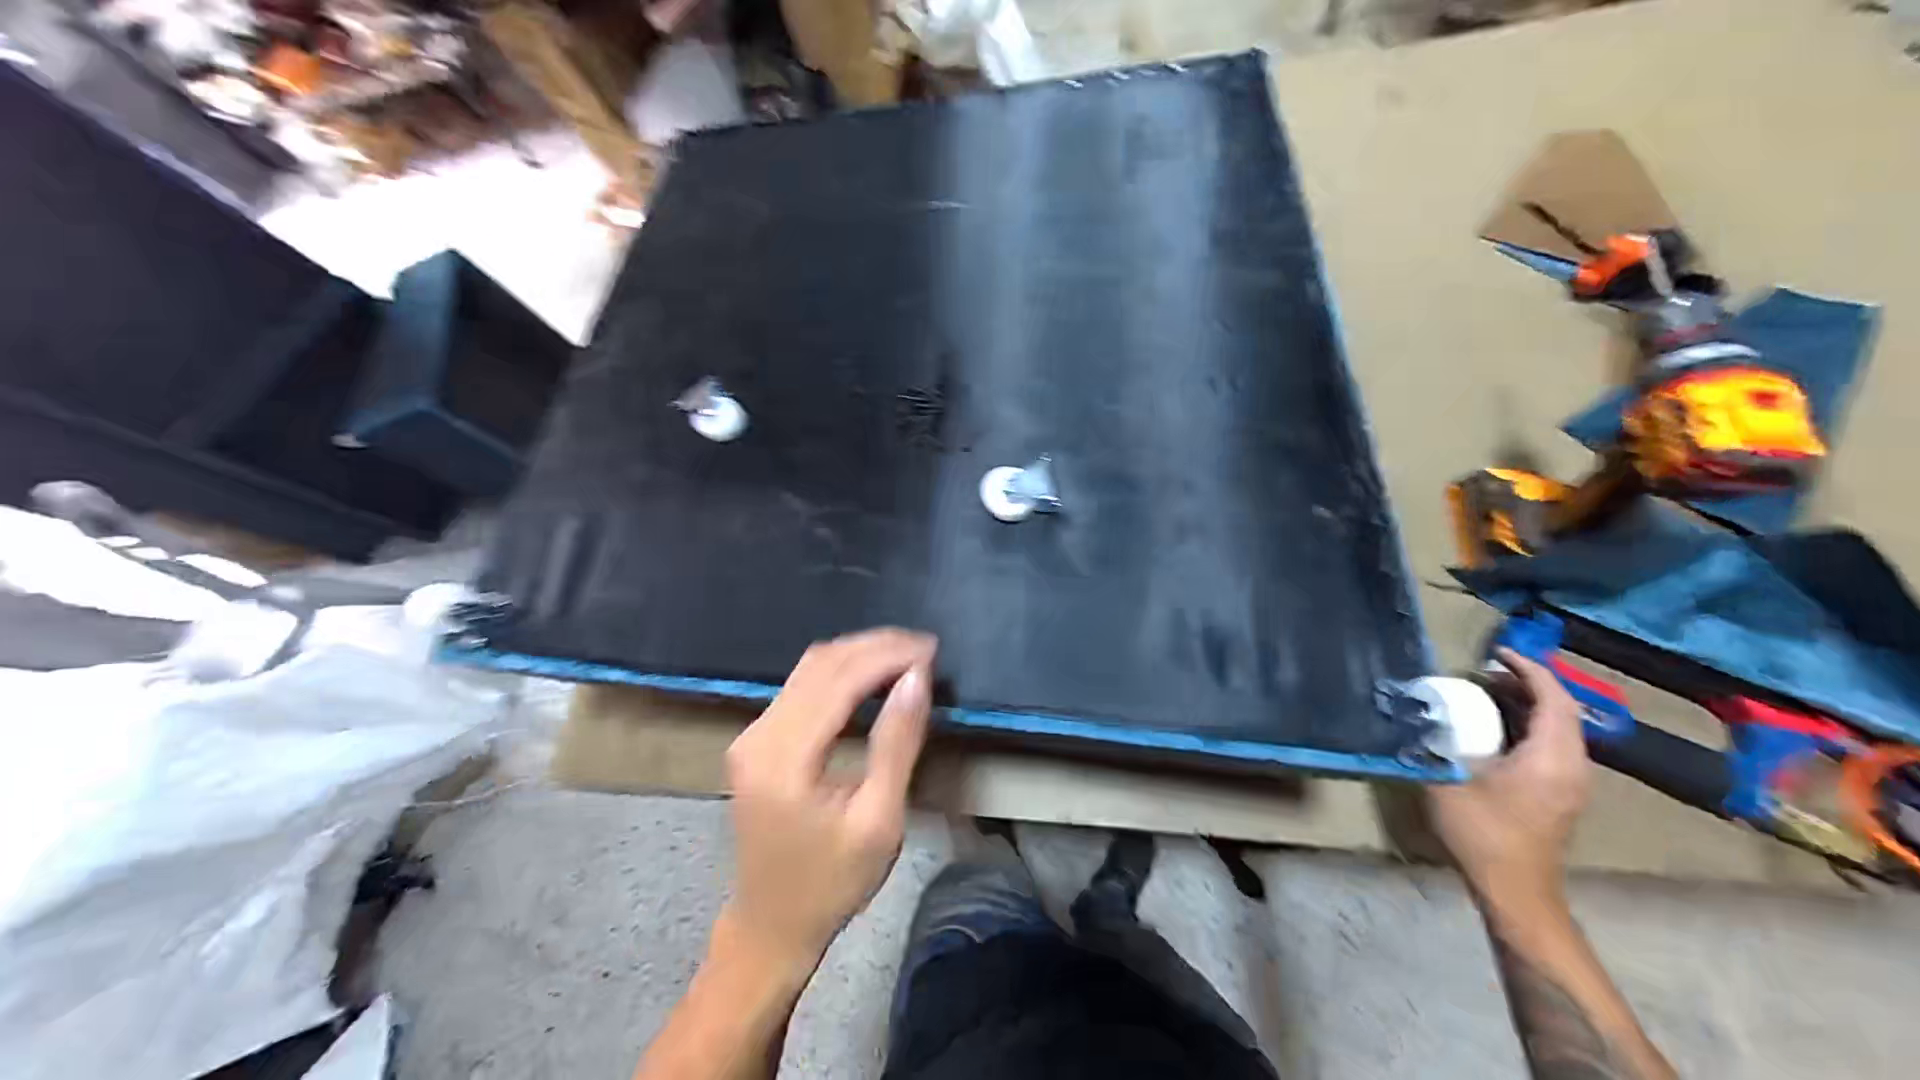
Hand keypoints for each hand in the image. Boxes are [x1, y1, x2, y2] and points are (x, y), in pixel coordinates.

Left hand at [719, 628, 937, 974]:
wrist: (771, 926)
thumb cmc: (831, 883)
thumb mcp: (878, 821)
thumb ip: (896, 743)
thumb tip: (917, 679)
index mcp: (784, 757)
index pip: (839, 679)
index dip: (887, 655)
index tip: (932, 650)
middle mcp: (758, 735)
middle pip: (821, 663)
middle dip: (876, 647)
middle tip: (924, 649)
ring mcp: (751, 735)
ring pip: (809, 668)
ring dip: (858, 655)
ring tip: (906, 657)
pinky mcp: (756, 740)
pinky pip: (801, 687)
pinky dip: (840, 673)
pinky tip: (872, 676)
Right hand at [1428, 648, 1591, 905]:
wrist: (1515, 888)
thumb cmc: (1482, 832)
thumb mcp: (1445, 782)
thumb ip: (1430, 742)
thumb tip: (1412, 712)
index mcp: (1552, 756)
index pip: (1554, 698)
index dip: (1528, 669)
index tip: (1495, 653)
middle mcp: (1573, 764)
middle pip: (1562, 709)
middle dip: (1526, 683)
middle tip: (1483, 672)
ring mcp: (1573, 781)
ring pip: (1561, 727)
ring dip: (1529, 704)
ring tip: (1486, 694)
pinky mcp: (1564, 792)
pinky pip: (1556, 744)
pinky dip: (1531, 725)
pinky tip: (1497, 729)